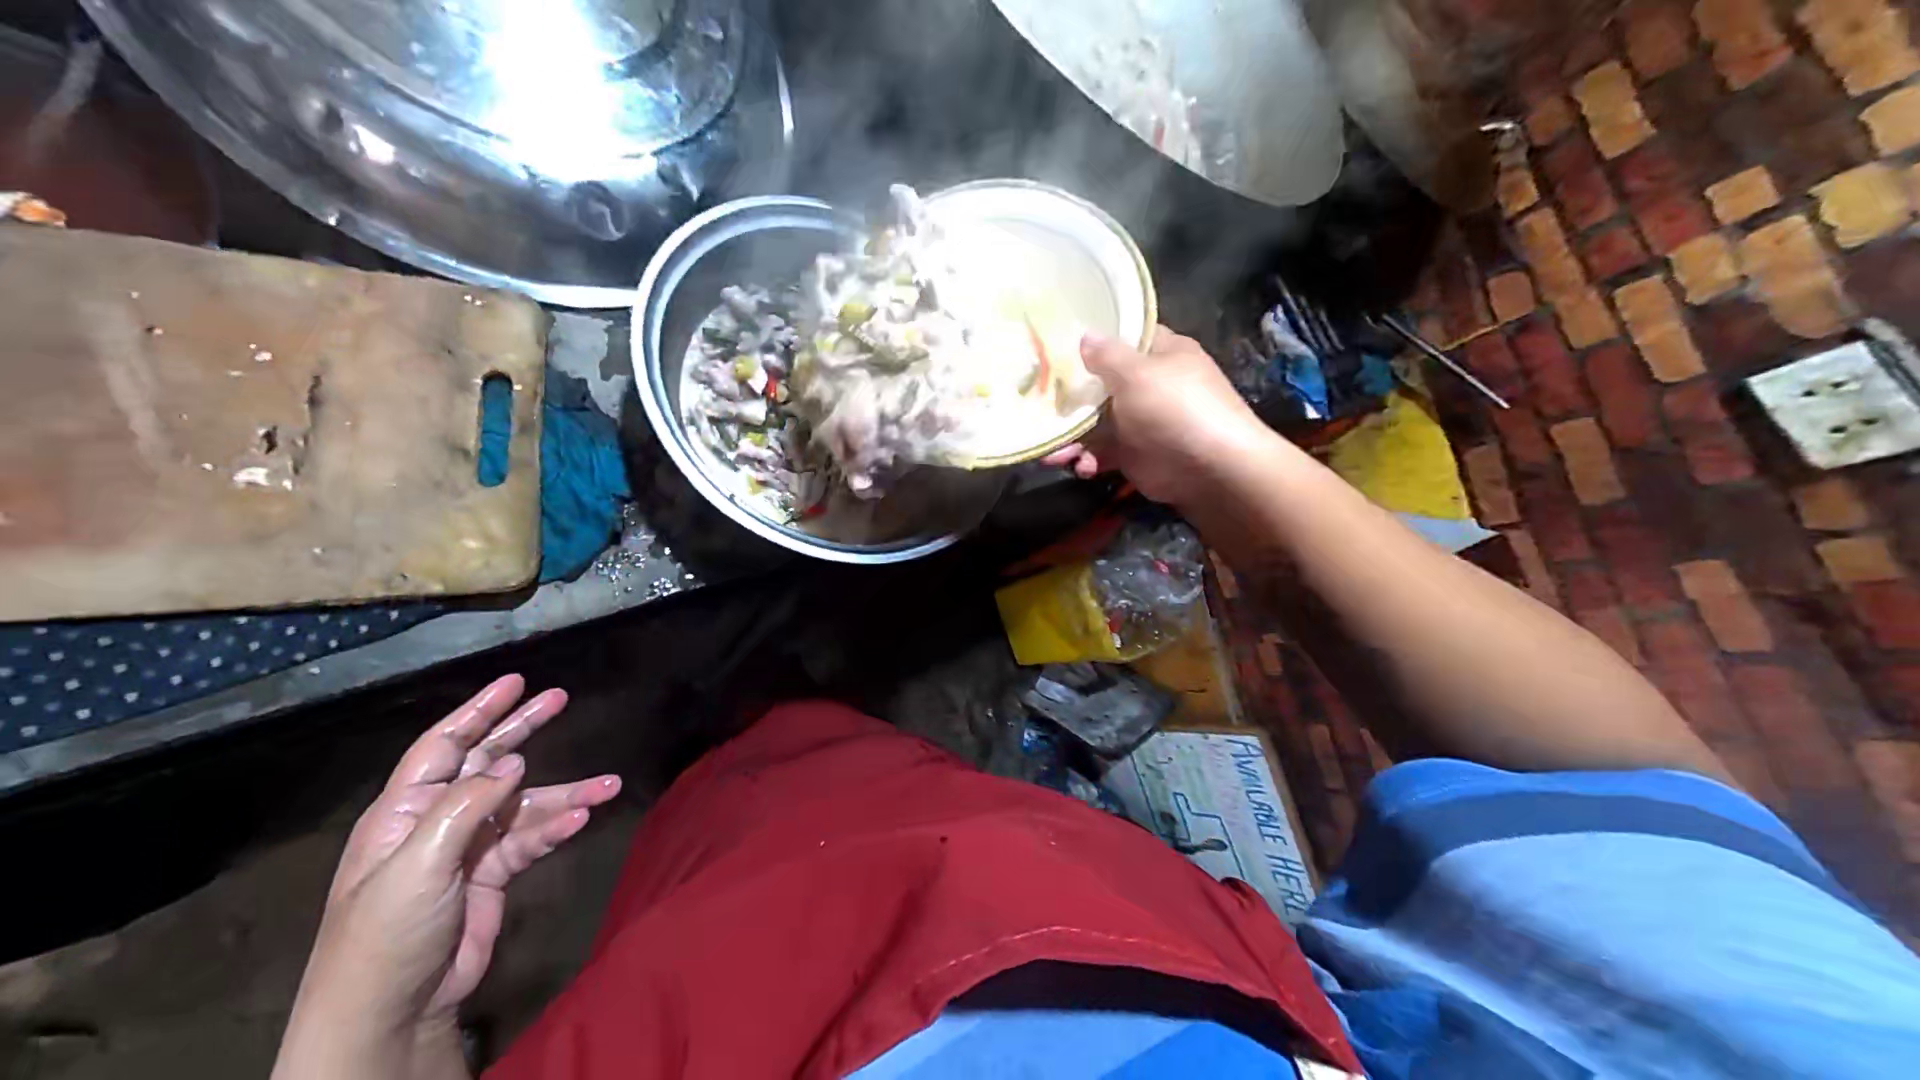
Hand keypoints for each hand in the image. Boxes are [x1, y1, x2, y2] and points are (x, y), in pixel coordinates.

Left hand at [275, 675, 620, 1078]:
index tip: (515, 682)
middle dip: (523, 730)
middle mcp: (438, 820)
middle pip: (488, 762)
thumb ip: (466, 807)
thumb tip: (513, 762)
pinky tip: (581, 822)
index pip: (443, 747)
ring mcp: (468, 847)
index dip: (478, 712)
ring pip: (524, 805)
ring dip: (566, 795)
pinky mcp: (493, 874)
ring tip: (608, 786)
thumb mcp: (416, 866)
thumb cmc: (386, 934)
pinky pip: (532, 840)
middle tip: (560, 698)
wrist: (393, 1010)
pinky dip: (557, 829)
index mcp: (404, 812)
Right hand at [1045, 326, 1272, 506]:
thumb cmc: (1175, 408)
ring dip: (1072, 437)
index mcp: (1161, 353)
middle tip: (1036, 404)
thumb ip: (1106, 355)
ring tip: (1051, 453)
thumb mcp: (1137, 372)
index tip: (1054, 343)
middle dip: (1069, 397)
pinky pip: (1103, 453)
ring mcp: (1142, 422)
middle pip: (1100, 384)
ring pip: (1095, 424)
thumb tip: (1084, 335)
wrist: (1212, 470)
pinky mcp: (1135, 455)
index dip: (1092, 339)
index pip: (1123, 337)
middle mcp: (1150, 385)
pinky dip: (1088, 460)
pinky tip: (1080, 467)